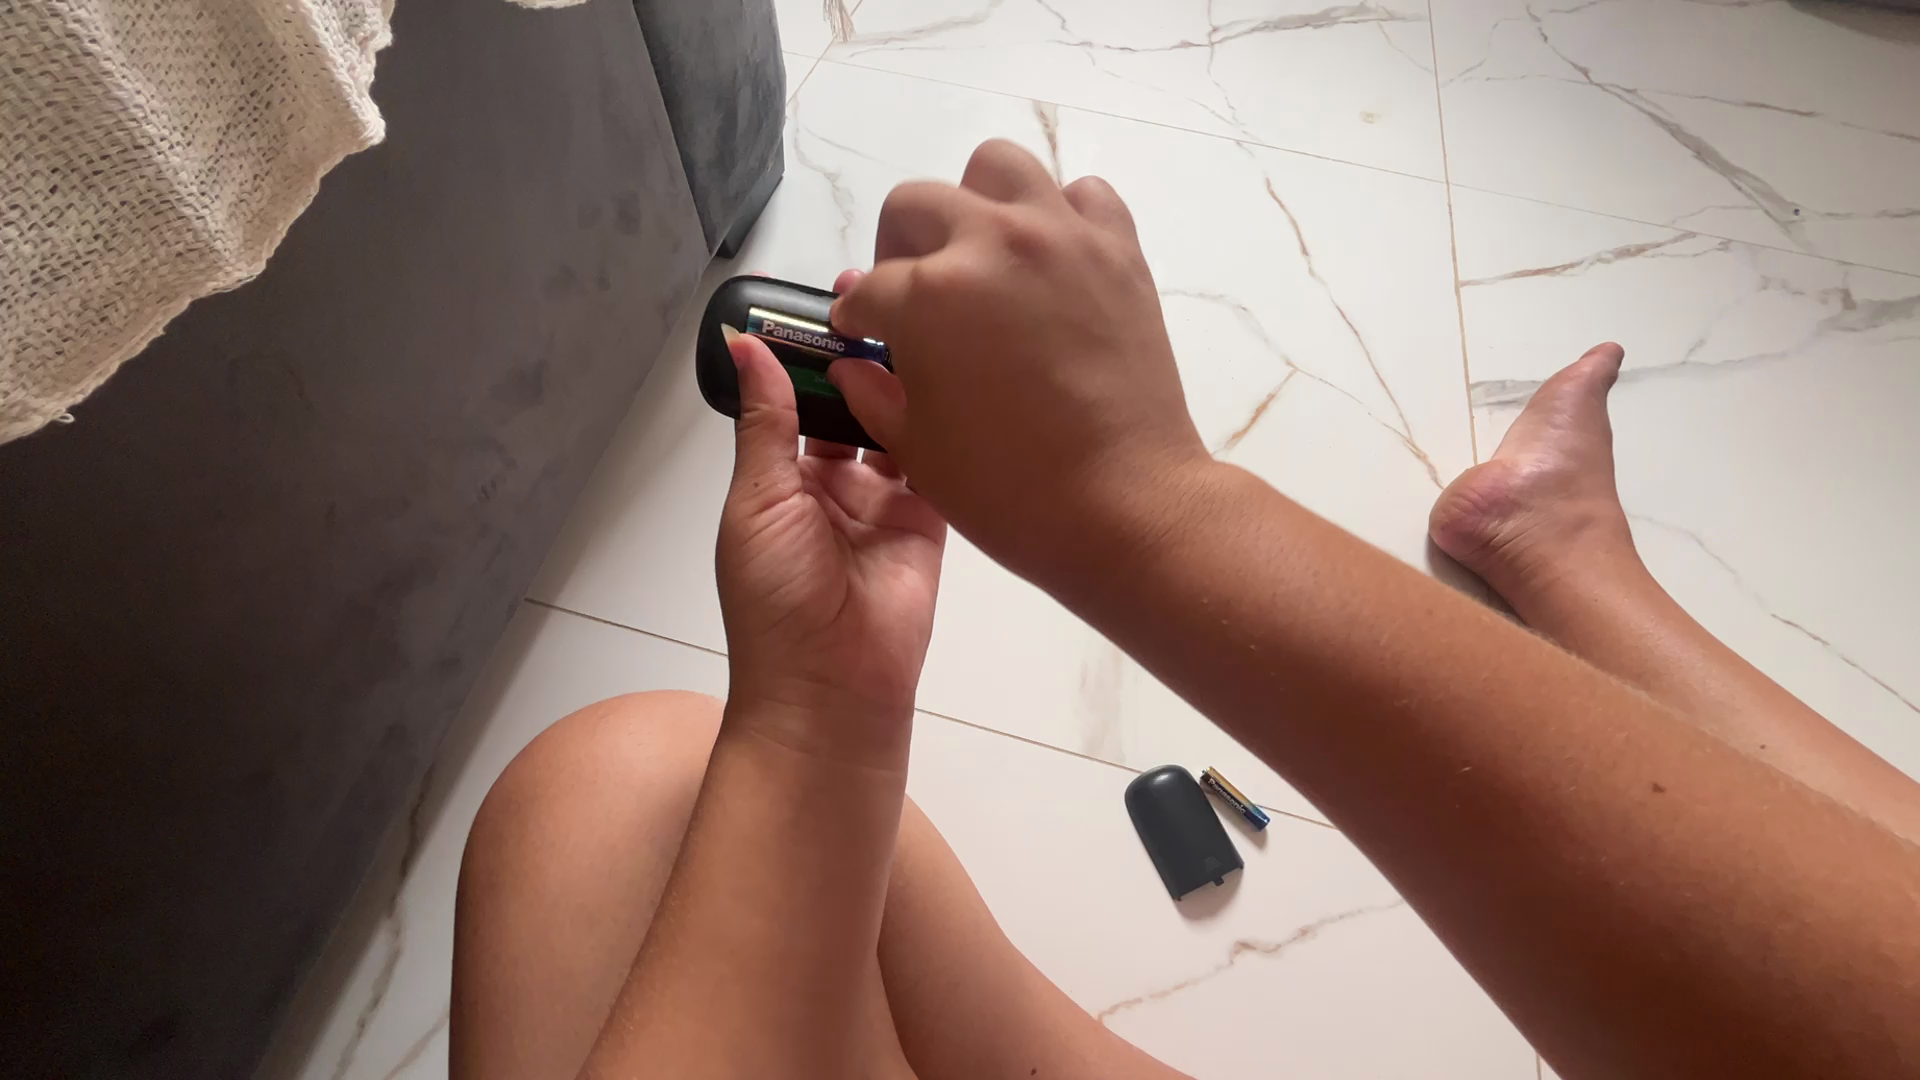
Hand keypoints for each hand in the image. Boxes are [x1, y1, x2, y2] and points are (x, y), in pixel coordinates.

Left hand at [716, 270, 946, 762]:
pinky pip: (934, 467)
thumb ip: (765, 423)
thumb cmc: (777, 597)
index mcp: (781, 481)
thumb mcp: (758, 501)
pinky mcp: (927, 520)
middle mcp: (833, 487)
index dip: (808, 361)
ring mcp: (883, 503)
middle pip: (850, 413)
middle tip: (884, 308)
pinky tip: (954, 380)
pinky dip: (939, 429)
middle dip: (860, 370)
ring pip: (895, 433)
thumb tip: (744, 345)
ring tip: (920, 332)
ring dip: (900, 393)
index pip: (796, 405)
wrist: (834, 685)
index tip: (826, 308)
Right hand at [826, 139, 1209, 585]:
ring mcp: (1061, 236)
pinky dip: (1056, 217)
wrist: (1123, 504)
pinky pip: (1081, 197)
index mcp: (928, 296)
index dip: (855, 318)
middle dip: (896, 249)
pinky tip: (1049, 266)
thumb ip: (873, 395)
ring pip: (997, 168)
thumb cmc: (1009, 491)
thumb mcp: (918, 451)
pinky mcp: (1118, 249)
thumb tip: (850, 365)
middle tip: (912, 298)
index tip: (860, 336)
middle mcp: (990, 242)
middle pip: (915, 203)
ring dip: (972, 206)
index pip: (867, 290)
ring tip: (980, 260)